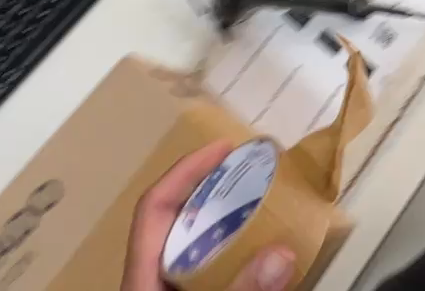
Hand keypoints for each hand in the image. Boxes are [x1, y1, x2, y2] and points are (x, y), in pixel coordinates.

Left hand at [123, 139, 297, 290]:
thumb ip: (240, 289)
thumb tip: (283, 252)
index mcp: (141, 276)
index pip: (154, 206)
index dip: (185, 170)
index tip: (224, 147)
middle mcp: (150, 277)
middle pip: (174, 217)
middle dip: (210, 186)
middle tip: (249, 167)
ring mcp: (166, 287)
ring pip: (189, 243)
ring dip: (222, 217)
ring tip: (257, 198)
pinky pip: (204, 266)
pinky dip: (228, 250)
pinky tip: (255, 250)